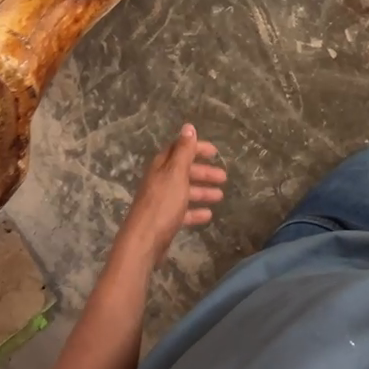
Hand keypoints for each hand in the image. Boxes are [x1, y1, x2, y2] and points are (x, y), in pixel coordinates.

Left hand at [114, 124, 225, 268]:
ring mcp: (161, 201)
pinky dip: (195, 211)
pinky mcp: (164, 220)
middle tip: (223, 177)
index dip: (196, 148)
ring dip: (202, 191)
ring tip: (220, 196)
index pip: (180, 149)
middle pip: (184, 171)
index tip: (215, 152)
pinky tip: (208, 215)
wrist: (144, 241)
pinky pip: (183, 211)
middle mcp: (160, 180)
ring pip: (185, 191)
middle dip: (203, 172)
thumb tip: (188, 126)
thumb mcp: (176, 173)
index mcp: (161, 166)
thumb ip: (183, 151)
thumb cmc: (162, 204)